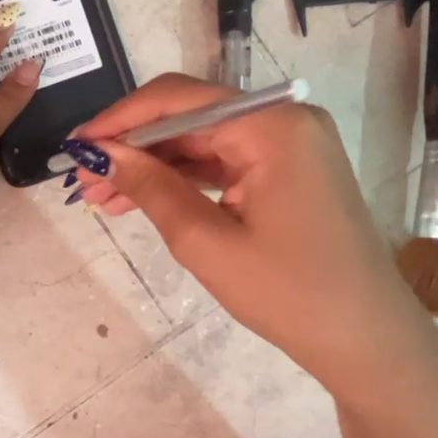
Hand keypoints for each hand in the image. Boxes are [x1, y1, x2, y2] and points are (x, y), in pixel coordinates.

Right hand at [68, 73, 433, 393]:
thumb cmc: (286, 291)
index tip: (73, 148)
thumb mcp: (203, 240)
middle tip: (81, 181)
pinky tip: (136, 199)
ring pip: (195, 140)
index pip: (176, 99)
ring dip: (146, 165)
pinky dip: (175, 178)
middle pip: (185, 116)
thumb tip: (97, 154)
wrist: (364, 338)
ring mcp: (287, 145)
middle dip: (128, 146)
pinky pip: (217, 161)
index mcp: (271, 127)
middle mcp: (282, 121)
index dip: (117, 120)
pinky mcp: (284, 170)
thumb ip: (149, 187)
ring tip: (99, 198)